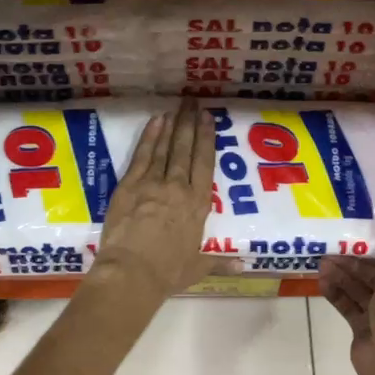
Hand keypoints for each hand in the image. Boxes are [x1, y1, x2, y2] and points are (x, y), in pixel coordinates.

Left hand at [85, 98, 221, 308]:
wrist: (132, 273)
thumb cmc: (167, 273)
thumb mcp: (197, 268)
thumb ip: (219, 262)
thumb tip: (244, 266)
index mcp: (198, 205)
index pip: (205, 164)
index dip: (207, 138)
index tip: (208, 118)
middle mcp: (179, 188)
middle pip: (185, 149)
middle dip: (189, 123)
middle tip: (192, 102)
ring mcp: (153, 183)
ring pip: (165, 148)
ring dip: (172, 125)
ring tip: (176, 106)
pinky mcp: (130, 185)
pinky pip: (142, 155)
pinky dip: (149, 136)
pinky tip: (155, 121)